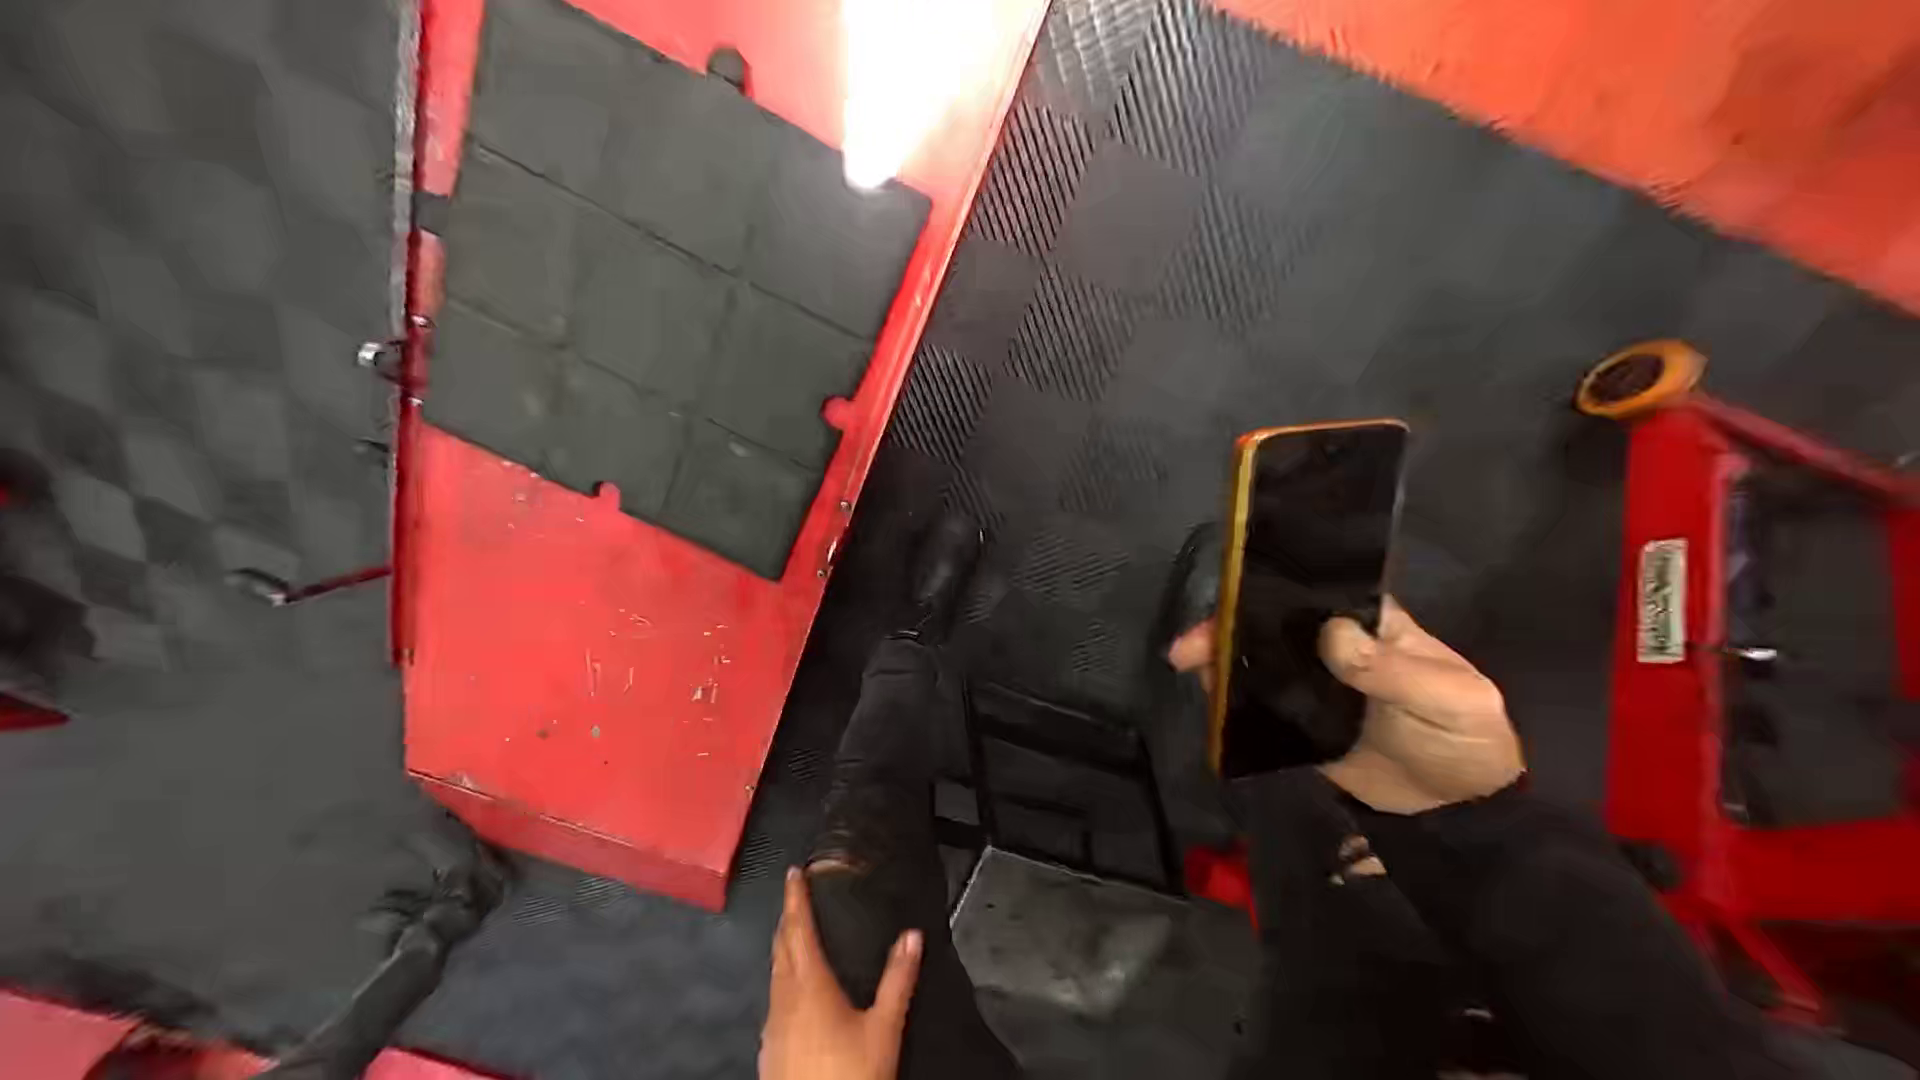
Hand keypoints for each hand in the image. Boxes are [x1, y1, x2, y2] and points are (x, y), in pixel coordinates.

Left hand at [761, 868, 922, 1079]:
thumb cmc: (852, 1078)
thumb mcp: (884, 1029)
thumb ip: (898, 980)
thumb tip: (913, 934)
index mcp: (810, 986)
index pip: (799, 929)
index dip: (796, 899)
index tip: (793, 872)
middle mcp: (784, 1000)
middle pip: (780, 947)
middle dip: (786, 917)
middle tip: (794, 894)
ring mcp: (772, 1027)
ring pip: (773, 973)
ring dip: (781, 946)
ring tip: (792, 931)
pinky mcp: (768, 1051)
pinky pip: (773, 998)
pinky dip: (781, 976)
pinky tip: (791, 989)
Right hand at [1167, 599, 1523, 813]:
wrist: (1459, 806)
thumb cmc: (1463, 735)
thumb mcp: (1447, 698)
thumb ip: (1392, 669)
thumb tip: (1331, 634)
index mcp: (1363, 621)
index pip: (1307, 593)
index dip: (1262, 591)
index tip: (1226, 603)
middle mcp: (1327, 643)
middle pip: (1267, 623)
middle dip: (1223, 628)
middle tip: (1187, 649)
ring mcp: (1309, 680)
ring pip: (1255, 659)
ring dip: (1219, 660)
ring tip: (1187, 668)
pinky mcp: (1296, 717)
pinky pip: (1257, 701)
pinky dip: (1230, 699)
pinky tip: (1209, 701)